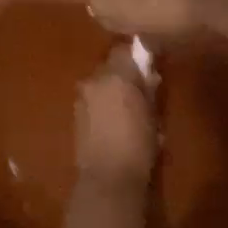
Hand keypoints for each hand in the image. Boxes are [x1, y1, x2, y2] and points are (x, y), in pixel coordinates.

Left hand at [75, 46, 157, 189]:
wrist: (107, 177)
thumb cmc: (139, 144)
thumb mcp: (153, 115)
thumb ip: (148, 89)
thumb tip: (148, 75)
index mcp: (115, 76)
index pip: (124, 50)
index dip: (136, 56)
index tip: (147, 66)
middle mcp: (94, 81)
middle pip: (109, 66)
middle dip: (122, 73)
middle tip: (139, 88)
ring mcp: (81, 98)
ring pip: (98, 83)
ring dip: (110, 89)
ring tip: (125, 107)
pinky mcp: (75, 114)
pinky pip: (91, 99)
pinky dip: (101, 103)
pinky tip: (112, 120)